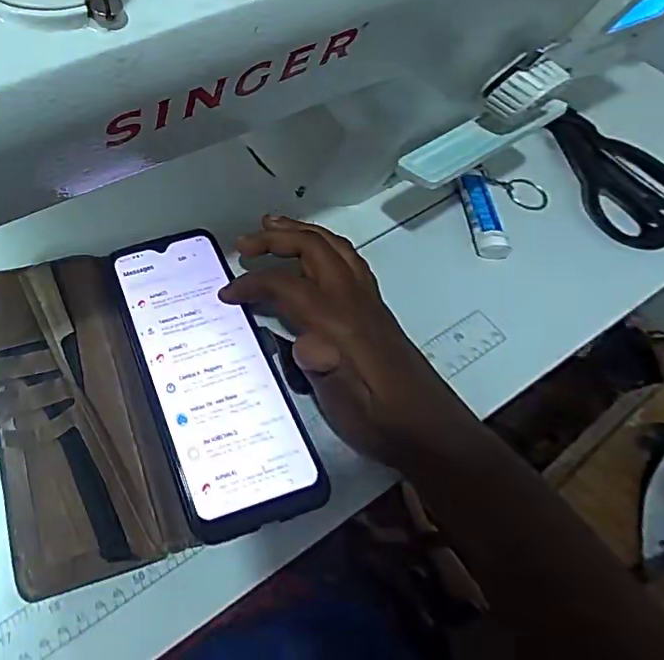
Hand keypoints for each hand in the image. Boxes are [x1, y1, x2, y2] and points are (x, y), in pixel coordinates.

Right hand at [219, 215, 478, 468]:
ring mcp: (368, 302)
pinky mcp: (375, 310)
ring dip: (300, 232)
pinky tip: (310, 254)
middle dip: (274, 238)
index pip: (286, 284)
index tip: (227, 294)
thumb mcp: (348, 407)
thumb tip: (305, 346)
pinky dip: (321, 245)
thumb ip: (326, 373)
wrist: (436, 438)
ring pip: (334, 248)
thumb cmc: (385, 423)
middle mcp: (355, 302)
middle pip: (313, 248)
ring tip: (274, 226)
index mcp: (340, 323)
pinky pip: (346, 260)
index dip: (250, 284)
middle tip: (244, 243)